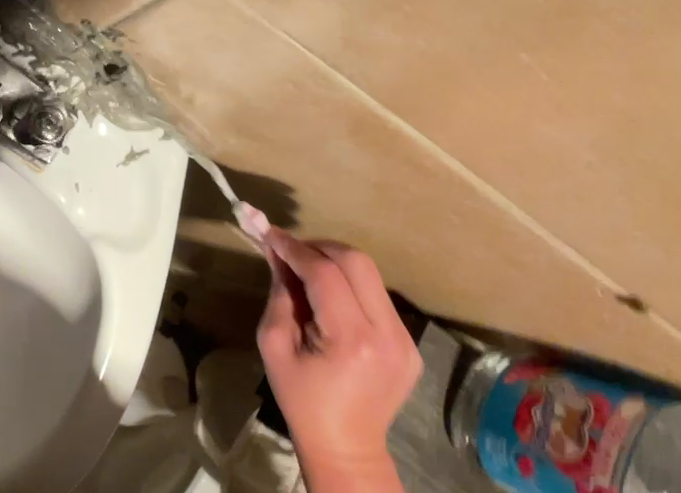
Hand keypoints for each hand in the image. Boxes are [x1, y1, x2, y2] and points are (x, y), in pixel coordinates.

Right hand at [257, 228, 420, 480]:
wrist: (346, 446)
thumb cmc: (301, 398)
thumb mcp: (274, 344)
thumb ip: (279, 294)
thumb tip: (276, 253)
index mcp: (351, 340)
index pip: (324, 273)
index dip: (295, 248)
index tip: (270, 233)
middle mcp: (387, 335)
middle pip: (357, 262)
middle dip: (319, 247)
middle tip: (291, 251)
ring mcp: (405, 340)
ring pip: (370, 275)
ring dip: (335, 263)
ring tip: (307, 272)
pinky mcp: (410, 345)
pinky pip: (377, 297)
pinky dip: (350, 286)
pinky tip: (330, 299)